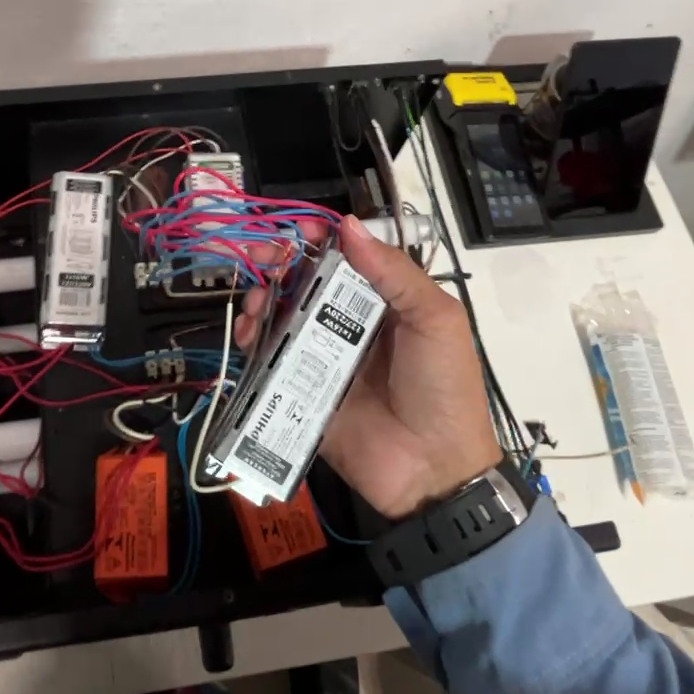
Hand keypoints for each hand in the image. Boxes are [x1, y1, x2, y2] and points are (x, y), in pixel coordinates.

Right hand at [235, 215, 501, 518]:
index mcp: (383, 302)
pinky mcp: (300, 388)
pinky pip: (270, 356)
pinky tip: (251, 330)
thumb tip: (348, 224)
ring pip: (282, 314)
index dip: (320, 239)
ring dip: (263, 296)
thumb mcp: (434, 320)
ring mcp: (321, 355)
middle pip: (306, 281)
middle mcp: (349, 323)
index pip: (346, 259)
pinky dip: (254, 338)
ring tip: (258, 298)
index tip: (299, 229)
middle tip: (263, 254)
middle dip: (280, 262)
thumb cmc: (442, 386)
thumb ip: (394, 272)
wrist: (432, 469)